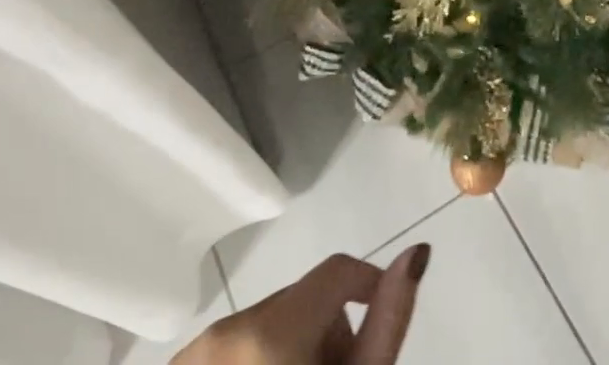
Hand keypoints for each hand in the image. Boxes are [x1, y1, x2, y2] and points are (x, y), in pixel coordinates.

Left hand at [175, 244, 428, 364]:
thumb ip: (388, 321)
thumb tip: (416, 253)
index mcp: (273, 330)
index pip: (338, 271)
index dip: (370, 286)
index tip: (378, 325)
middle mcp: (226, 330)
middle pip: (302, 301)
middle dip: (327, 334)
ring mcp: (193, 354)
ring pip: (267, 322)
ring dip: (291, 349)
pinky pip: (233, 344)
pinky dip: (256, 363)